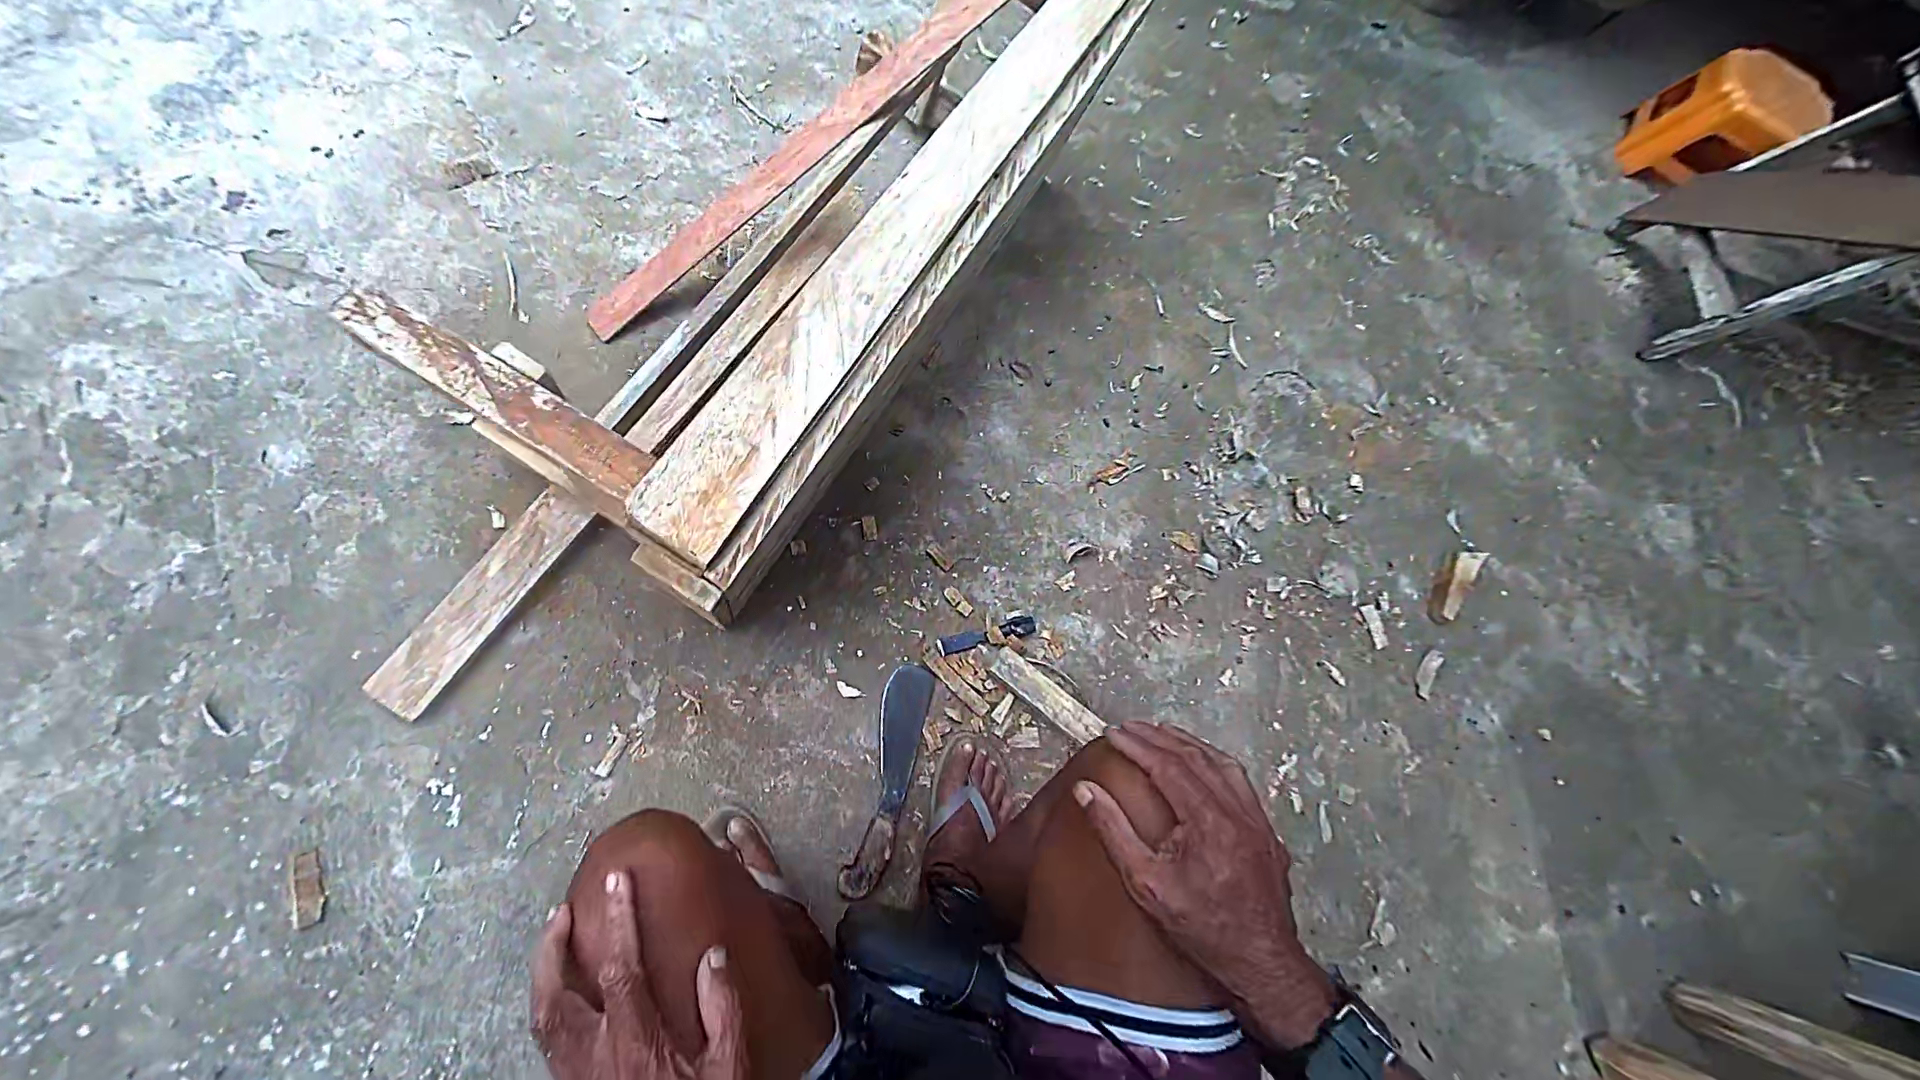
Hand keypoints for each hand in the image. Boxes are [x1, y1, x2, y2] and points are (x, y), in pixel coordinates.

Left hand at [530, 871, 746, 1079]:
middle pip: (555, 998)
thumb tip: (713, 956)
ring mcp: (577, 1078)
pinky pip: (549, 1041)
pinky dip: (550, 1004)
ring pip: (542, 1022)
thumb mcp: (728, 1066)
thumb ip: (722, 1008)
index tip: (620, 881)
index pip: (622, 968)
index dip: (620, 919)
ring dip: (543, 975)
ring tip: (552, 941)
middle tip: (561, 911)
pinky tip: (563, 992)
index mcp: (636, 1044)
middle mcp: (594, 1060)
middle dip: (553, 949)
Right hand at [1074, 722, 1338, 1049]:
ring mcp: (1256, 819)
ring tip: (1160, 731)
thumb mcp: (1144, 883)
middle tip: (1130, 727)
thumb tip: (1085, 790)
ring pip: (1219, 763)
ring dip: (1187, 742)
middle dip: (1157, 737)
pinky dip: (1213, 760)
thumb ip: (1112, 830)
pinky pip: (1238, 780)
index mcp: (1207, 821)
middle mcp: (1236, 812)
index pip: (1166, 765)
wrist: (1260, 962)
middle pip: (1192, 757)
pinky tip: (1202, 759)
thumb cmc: (1201, 928)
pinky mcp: (1266, 830)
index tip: (1114, 733)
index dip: (1137, 745)